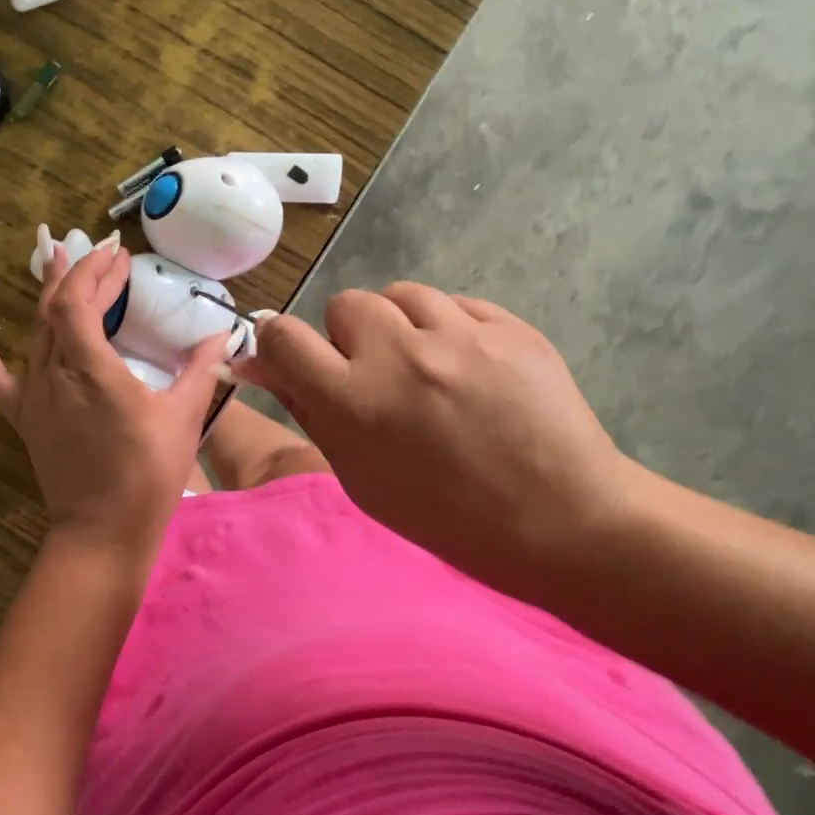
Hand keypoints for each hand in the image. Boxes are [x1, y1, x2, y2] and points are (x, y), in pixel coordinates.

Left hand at [0, 244, 226, 552]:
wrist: (102, 530)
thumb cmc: (147, 475)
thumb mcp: (183, 418)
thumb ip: (200, 370)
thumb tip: (221, 335)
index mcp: (90, 368)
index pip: (79, 301)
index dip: (95, 272)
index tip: (118, 256)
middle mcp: (53, 373)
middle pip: (57, 310)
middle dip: (80, 276)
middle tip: (104, 258)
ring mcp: (34, 395)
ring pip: (35, 333)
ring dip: (50, 297)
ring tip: (56, 263)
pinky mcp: (25, 418)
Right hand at [237, 282, 641, 587]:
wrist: (559, 521)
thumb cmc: (441, 513)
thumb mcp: (356, 473)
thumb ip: (306, 408)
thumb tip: (255, 362)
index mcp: (351, 402)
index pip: (283, 337)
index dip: (282, 344)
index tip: (297, 360)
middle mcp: (398, 356)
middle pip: (345, 304)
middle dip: (350, 336)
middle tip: (376, 375)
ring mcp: (460, 337)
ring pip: (400, 294)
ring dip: (400, 324)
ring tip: (426, 365)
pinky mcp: (510, 327)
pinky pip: (455, 303)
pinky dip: (450, 327)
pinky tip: (468, 367)